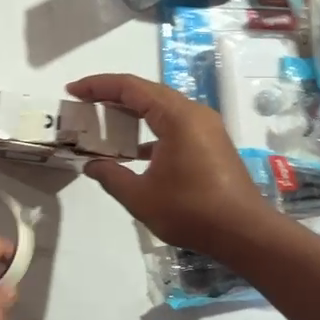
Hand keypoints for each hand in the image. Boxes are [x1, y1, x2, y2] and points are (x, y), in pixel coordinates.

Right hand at [67, 73, 283, 257]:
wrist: (246, 233)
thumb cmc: (192, 211)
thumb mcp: (140, 197)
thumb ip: (110, 175)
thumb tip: (91, 165)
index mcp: (177, 117)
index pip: (130, 87)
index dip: (97, 86)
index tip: (73, 91)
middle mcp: (194, 113)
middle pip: (146, 91)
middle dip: (111, 94)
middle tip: (82, 102)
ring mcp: (206, 127)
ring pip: (161, 106)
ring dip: (131, 110)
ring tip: (102, 120)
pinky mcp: (211, 143)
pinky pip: (173, 123)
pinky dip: (149, 127)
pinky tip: (132, 148)